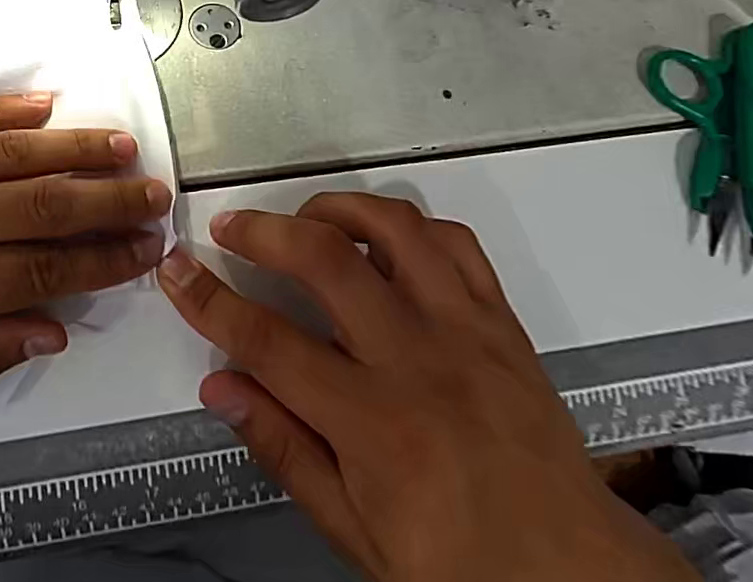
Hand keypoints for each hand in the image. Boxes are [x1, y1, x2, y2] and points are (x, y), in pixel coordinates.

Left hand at [0, 93, 170, 459]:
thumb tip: (52, 331)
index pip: (38, 269)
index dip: (100, 262)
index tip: (147, 252)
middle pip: (36, 201)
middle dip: (105, 199)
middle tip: (156, 193)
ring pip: (6, 152)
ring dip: (70, 147)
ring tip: (121, 144)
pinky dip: (4, 110)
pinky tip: (45, 101)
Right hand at [156, 193, 695, 581]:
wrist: (577, 579)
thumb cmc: (458, 564)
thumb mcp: (353, 528)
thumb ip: (281, 446)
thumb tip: (218, 386)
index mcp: (374, 422)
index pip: (267, 342)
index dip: (208, 300)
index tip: (175, 270)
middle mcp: (418, 358)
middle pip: (325, 259)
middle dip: (262, 231)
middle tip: (229, 227)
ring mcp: (466, 328)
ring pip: (393, 228)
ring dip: (335, 207)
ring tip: (302, 218)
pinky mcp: (501, 319)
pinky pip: (453, 241)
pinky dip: (407, 224)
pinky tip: (381, 236)